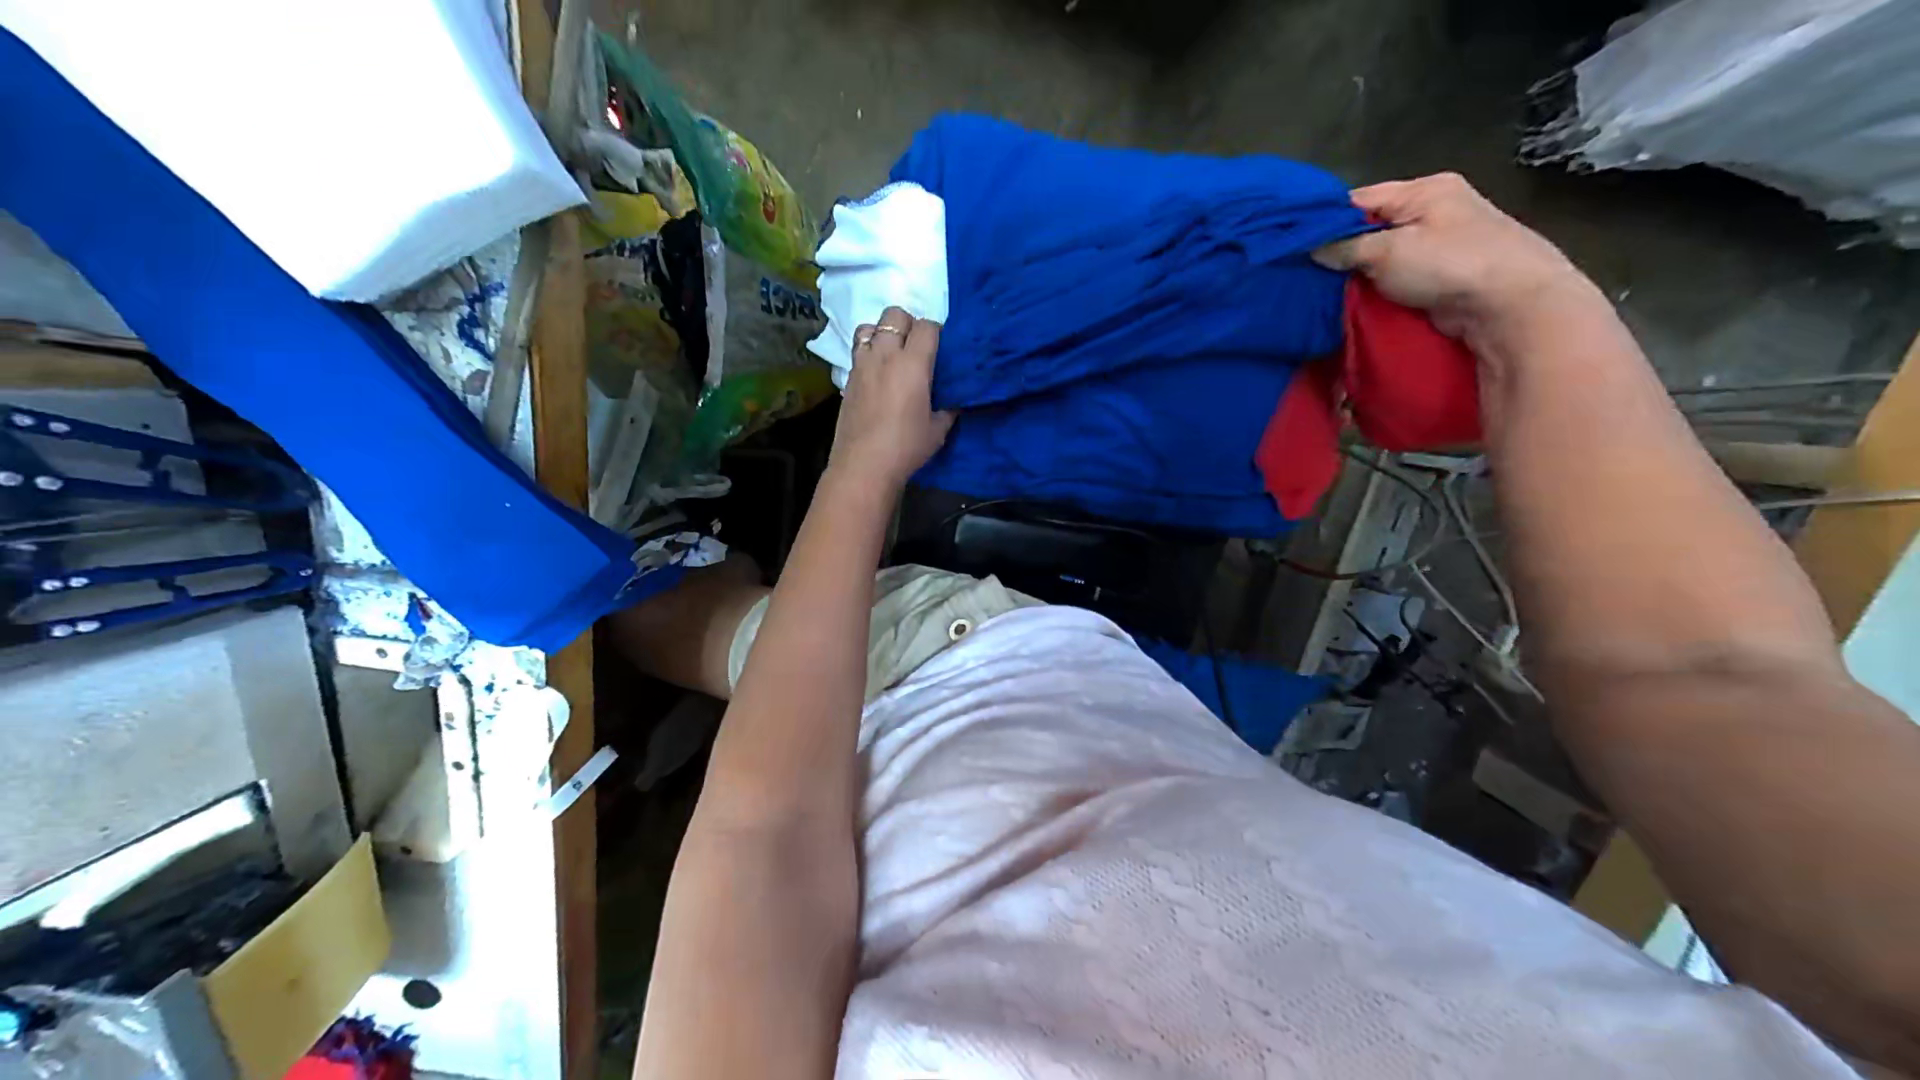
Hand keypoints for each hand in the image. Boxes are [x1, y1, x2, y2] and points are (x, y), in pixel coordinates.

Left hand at [827, 306, 954, 490]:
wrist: (864, 465)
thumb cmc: (906, 447)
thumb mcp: (938, 430)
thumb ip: (948, 409)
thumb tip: (955, 401)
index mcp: (913, 363)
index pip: (926, 326)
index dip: (935, 332)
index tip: (939, 348)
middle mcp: (885, 355)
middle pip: (894, 315)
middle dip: (907, 323)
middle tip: (915, 346)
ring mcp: (862, 364)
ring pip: (868, 326)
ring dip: (882, 332)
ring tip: (890, 352)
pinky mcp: (847, 378)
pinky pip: (857, 350)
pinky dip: (868, 351)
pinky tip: (876, 372)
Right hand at [1314, 173, 1608, 347]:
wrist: (1509, 303)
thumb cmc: (1449, 264)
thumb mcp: (1388, 251)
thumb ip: (1344, 247)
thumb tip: (1310, 247)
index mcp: (1425, 189)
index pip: (1360, 199)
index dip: (1324, 220)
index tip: (1291, 244)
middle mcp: (1433, 210)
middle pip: (1369, 227)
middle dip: (1338, 248)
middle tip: (1300, 271)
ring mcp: (1438, 243)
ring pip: (1380, 254)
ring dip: (1354, 272)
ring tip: (1317, 288)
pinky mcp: (1439, 274)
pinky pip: (1393, 276)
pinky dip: (1372, 287)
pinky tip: (1348, 299)